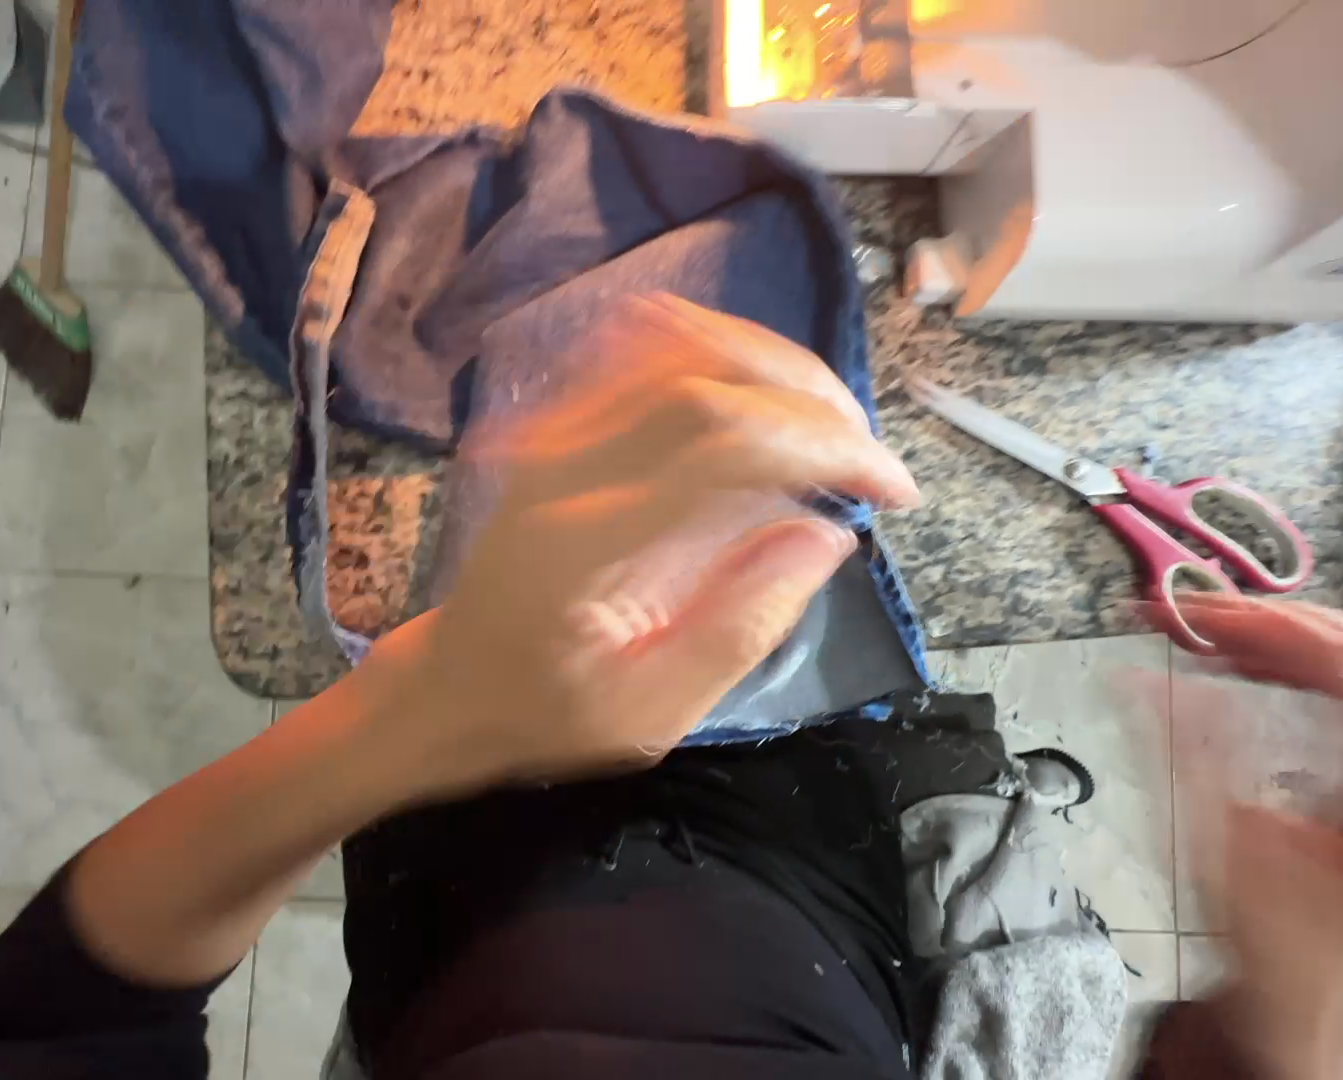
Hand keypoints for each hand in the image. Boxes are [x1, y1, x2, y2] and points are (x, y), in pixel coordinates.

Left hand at [351, 294, 919, 795]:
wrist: (450, 680)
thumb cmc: (544, 710)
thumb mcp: (650, 712)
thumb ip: (741, 625)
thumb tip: (829, 535)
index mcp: (589, 536)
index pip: (723, 442)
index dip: (826, 446)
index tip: (892, 489)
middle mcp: (565, 459)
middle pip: (705, 374)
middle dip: (814, 401)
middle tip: (869, 458)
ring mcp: (552, 428)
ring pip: (677, 340)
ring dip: (774, 368)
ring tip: (828, 426)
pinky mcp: (556, 421)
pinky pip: (644, 346)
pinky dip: (721, 353)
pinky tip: (761, 398)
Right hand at [1166, 595, 1342, 1078]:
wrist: (1304, 1015)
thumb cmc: (1273, 949)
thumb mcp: (1219, 840)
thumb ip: (1185, 744)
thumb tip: (1136, 675)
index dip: (1266, 626)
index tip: (1195, 616)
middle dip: (1294, 624)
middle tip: (1211, 622)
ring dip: (1326, 642)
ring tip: (1241, 641)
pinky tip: (1289, 672)